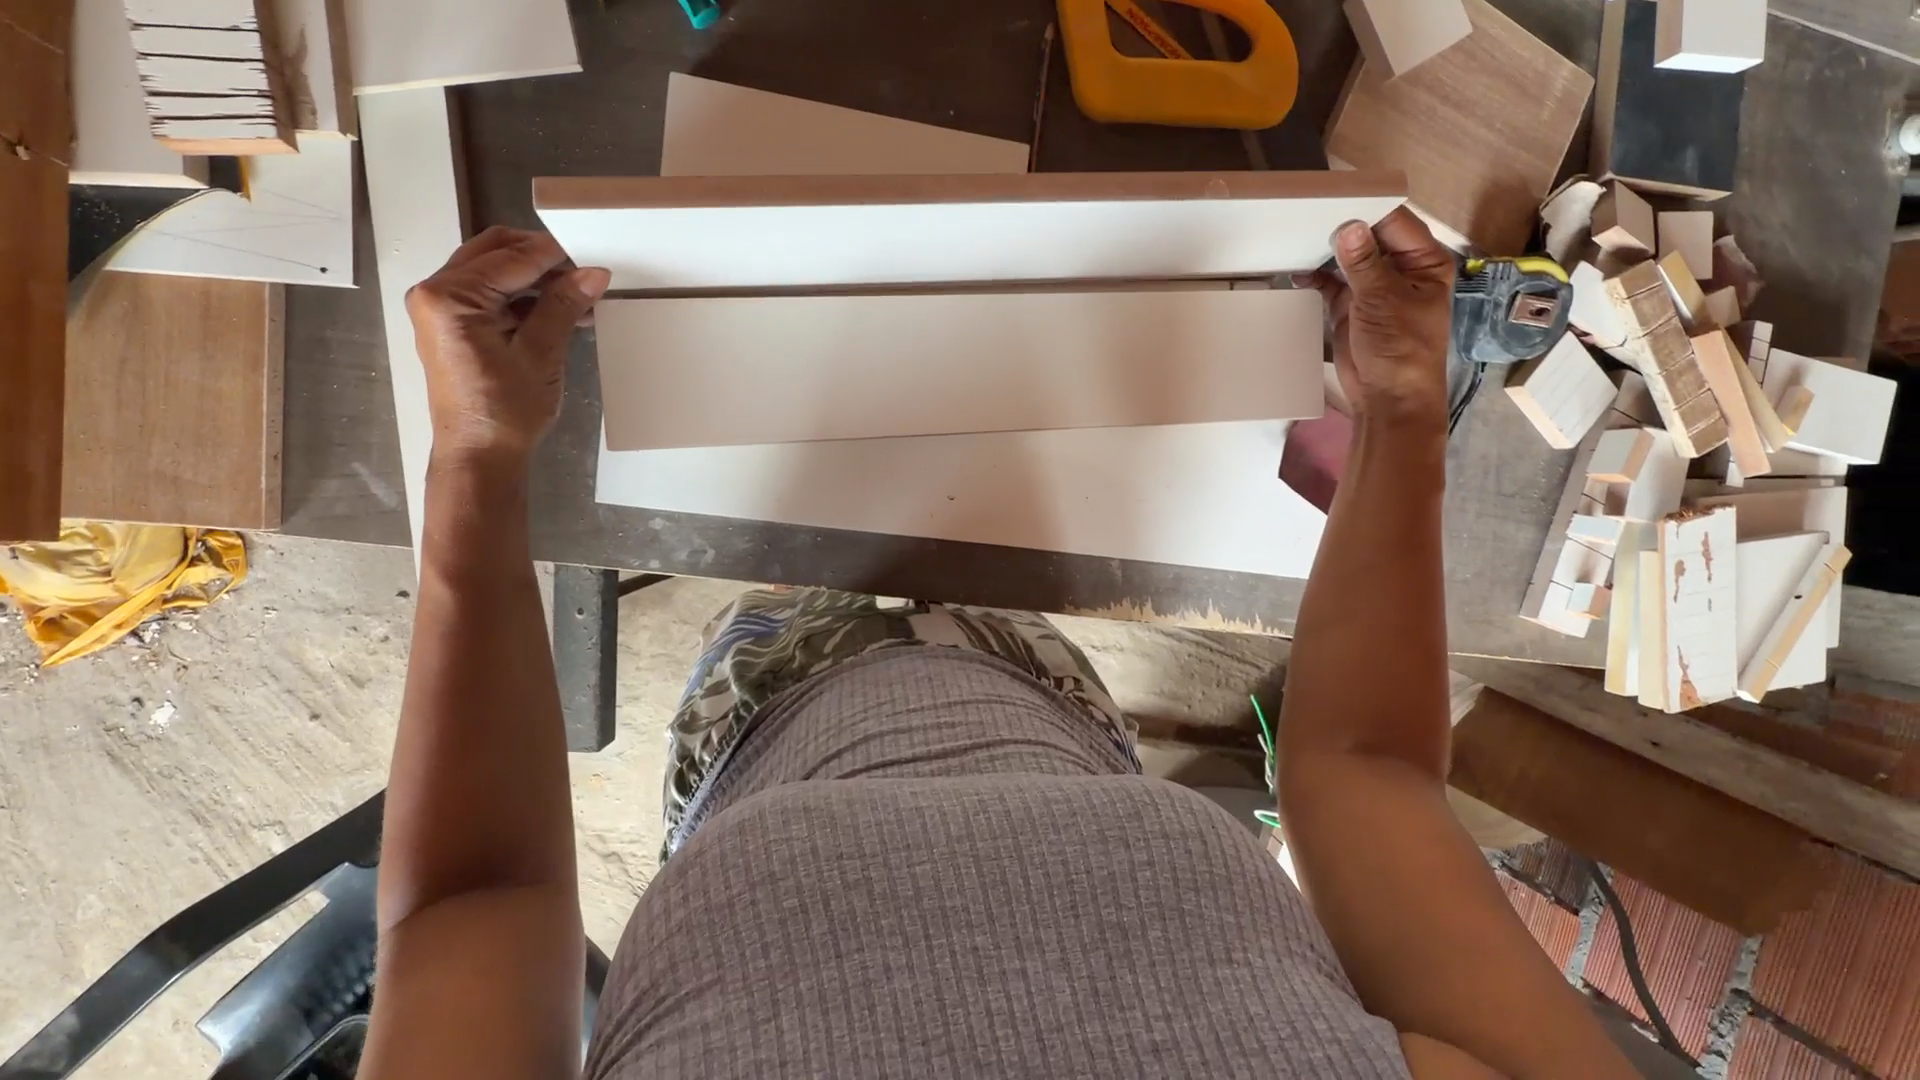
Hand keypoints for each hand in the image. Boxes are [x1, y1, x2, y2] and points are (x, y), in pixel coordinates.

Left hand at [406, 226, 611, 466]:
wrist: (480, 454)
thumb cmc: (505, 411)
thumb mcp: (540, 355)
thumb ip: (562, 306)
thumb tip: (593, 273)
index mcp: (449, 297)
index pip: (510, 259)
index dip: (555, 256)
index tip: (593, 256)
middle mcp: (435, 293)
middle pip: (494, 253)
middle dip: (541, 258)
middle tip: (583, 270)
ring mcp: (441, 308)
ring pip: (494, 272)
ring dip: (536, 278)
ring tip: (579, 294)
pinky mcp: (453, 325)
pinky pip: (491, 295)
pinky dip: (524, 297)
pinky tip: (560, 310)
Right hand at [1297, 208, 1455, 429]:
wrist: (1387, 397)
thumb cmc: (1400, 348)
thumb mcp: (1382, 301)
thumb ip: (1363, 263)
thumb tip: (1348, 227)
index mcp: (1423, 261)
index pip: (1394, 223)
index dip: (1368, 209)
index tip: (1336, 195)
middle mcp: (1399, 269)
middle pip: (1369, 238)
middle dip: (1343, 228)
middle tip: (1308, 212)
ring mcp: (1373, 288)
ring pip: (1348, 259)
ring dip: (1326, 252)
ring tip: (1297, 236)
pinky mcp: (1351, 306)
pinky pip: (1331, 283)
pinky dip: (1315, 277)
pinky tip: (1296, 270)